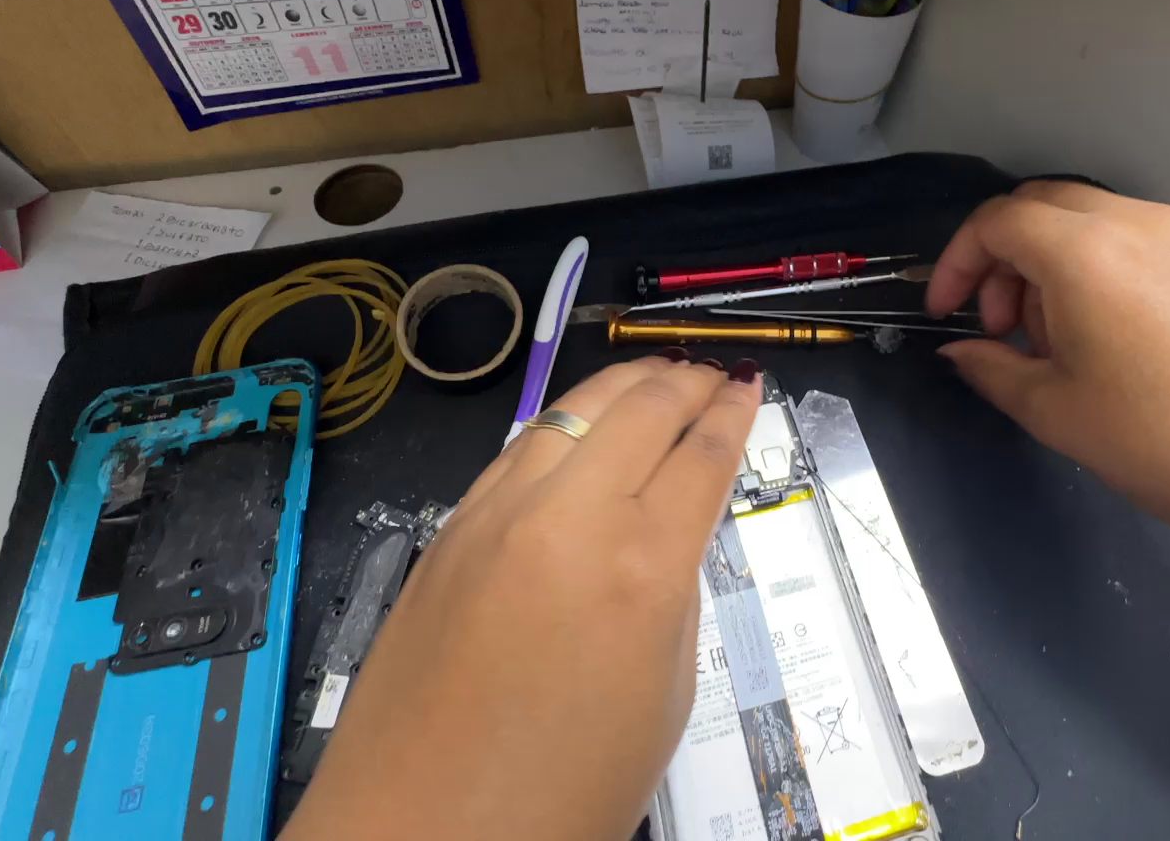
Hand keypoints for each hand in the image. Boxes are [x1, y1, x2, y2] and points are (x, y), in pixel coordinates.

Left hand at [283, 351, 763, 840]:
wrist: (421, 835)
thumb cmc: (564, 790)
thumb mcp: (667, 691)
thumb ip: (677, 584)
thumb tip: (677, 518)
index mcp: (641, 568)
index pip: (702, 455)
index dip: (734, 413)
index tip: (748, 387)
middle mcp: (569, 518)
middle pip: (644, 407)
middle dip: (689, 380)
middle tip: (714, 374)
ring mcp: (500, 511)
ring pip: (577, 406)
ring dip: (629, 382)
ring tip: (660, 375)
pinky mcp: (454, 522)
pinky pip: (524, 444)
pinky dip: (570, 420)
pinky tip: (586, 423)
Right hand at [926, 182, 1169, 840]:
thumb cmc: (1168, 442)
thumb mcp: (1057, 412)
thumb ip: (991, 368)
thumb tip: (963, 350)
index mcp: (1084, 249)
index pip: (994, 222)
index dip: (955, 263)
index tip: (945, 314)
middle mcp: (1133, 221)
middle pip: (1037, 207)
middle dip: (997, 259)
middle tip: (998, 327)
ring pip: (1082, 221)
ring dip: (1043, 264)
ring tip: (1050, 340)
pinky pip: (1127, 241)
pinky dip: (1089, 269)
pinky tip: (1101, 337)